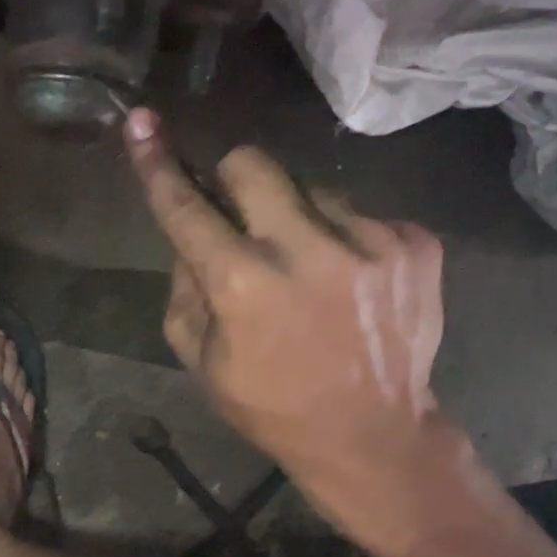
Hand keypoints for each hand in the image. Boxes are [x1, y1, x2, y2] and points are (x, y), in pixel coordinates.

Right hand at [124, 108, 446, 478]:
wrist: (373, 435)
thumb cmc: (269, 403)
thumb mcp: (199, 358)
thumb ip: (184, 288)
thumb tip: (194, 236)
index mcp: (242, 283)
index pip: (186, 207)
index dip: (156, 163)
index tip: (140, 121)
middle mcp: (306, 249)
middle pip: (253, 163)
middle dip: (233, 179)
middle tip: (238, 218)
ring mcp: (369, 242)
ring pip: (310, 188)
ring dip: (293, 216)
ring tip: (307, 270)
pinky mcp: (415, 244)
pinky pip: (359, 214)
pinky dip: (341, 239)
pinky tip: (348, 283)